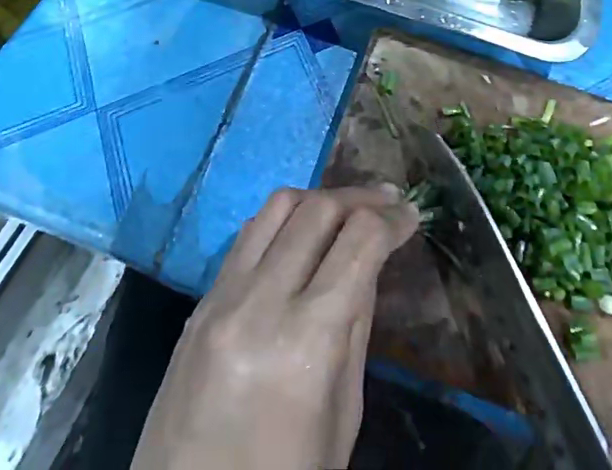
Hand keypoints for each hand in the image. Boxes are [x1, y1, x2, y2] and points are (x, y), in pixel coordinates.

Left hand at [131, 185, 420, 469]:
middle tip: (389, 202)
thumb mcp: (342, 413)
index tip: (412, 215)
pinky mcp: (199, 302)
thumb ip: (356, 327)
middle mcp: (258, 302)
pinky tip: (302, 232)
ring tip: (349, 207)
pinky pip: (246, 238)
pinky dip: (282, 222)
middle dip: (360, 198)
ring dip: (319, 198)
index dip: (392, 220)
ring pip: (275, 208)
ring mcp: (221, 297)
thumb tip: (368, 262)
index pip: (358, 242)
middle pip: (316, 210)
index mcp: (305, 340)